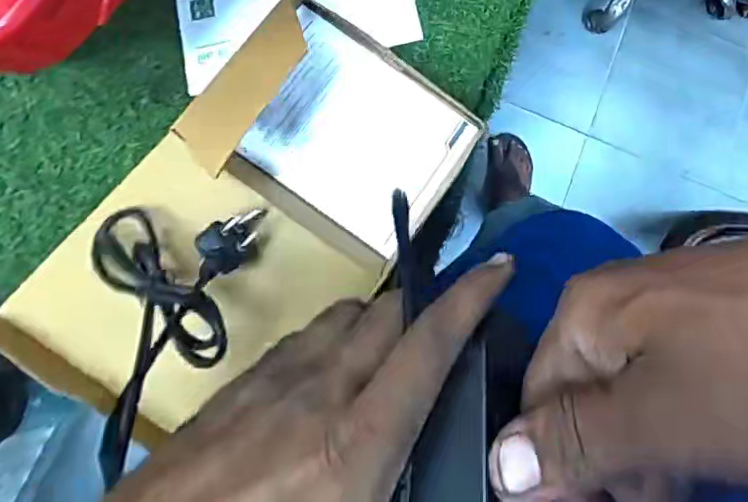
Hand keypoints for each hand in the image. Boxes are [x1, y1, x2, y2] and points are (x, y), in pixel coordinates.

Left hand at [109, 253, 513, 501]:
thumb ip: (399, 476)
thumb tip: (420, 443)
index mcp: (357, 442)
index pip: (429, 346)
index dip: (470, 298)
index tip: (499, 269)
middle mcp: (323, 388)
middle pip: (390, 313)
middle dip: (429, 305)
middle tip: (453, 323)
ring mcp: (280, 374)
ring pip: (349, 314)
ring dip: (381, 320)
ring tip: (395, 348)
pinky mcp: (248, 375)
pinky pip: (310, 332)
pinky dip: (336, 335)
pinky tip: (332, 368)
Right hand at [488, 226, 747, 500]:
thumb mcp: (662, 422)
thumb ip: (577, 444)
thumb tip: (497, 466)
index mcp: (578, 318)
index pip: (536, 409)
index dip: (561, 473)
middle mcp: (600, 302)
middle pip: (577, 399)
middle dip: (608, 463)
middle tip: (663, 495)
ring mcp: (646, 304)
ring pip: (620, 392)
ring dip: (643, 448)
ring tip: (689, 482)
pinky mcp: (688, 313)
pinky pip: (655, 376)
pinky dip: (671, 421)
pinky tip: (706, 448)